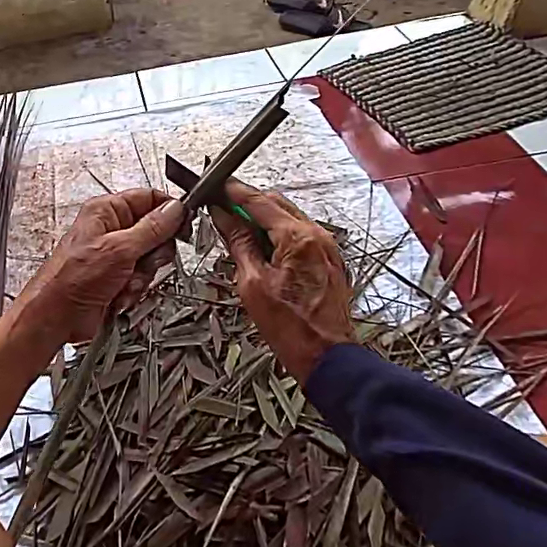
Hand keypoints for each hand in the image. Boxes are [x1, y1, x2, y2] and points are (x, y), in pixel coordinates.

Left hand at [0, 189, 179, 435]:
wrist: (55, 317)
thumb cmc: (72, 279)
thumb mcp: (119, 249)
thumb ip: (152, 228)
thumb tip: (175, 209)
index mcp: (107, 211)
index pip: (149, 198)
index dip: (170, 210)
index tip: (185, 224)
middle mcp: (111, 230)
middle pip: (156, 232)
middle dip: (154, 253)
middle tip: (144, 261)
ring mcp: (115, 256)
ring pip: (152, 260)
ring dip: (143, 275)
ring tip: (125, 282)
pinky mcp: (117, 279)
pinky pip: (142, 280)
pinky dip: (135, 290)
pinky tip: (119, 295)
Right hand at [207, 180, 355, 384]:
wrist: (327, 358)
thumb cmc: (293, 329)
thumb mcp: (252, 283)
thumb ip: (238, 243)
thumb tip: (224, 218)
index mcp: (298, 238)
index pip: (259, 201)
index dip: (234, 192)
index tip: (217, 188)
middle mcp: (317, 236)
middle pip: (276, 204)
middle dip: (247, 204)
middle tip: (222, 209)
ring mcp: (326, 247)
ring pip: (288, 218)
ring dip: (262, 219)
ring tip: (238, 231)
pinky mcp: (328, 259)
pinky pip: (299, 234)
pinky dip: (278, 234)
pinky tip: (261, 247)